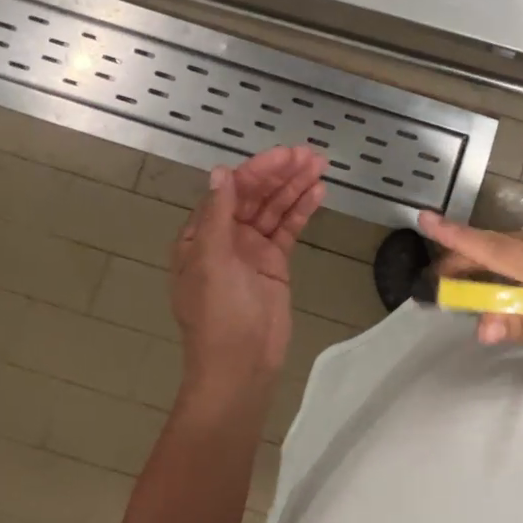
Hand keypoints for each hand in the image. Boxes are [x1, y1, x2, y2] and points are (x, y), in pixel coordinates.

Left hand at [172, 147, 326, 392]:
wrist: (240, 367)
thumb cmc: (218, 315)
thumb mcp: (212, 262)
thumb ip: (218, 215)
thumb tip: (221, 172)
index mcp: (201, 235)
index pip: (231, 191)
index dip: (257, 170)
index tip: (285, 155)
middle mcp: (226, 237)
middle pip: (255, 195)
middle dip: (281, 174)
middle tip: (310, 155)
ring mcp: (252, 250)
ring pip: (275, 209)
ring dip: (295, 187)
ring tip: (320, 166)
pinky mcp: (274, 264)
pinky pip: (288, 229)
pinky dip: (302, 210)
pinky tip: (318, 193)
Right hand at [417, 211, 522, 355]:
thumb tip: (480, 326)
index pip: (493, 247)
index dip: (456, 235)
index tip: (424, 218)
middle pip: (492, 244)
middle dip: (458, 257)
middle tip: (434, 284)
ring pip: (504, 244)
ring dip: (478, 259)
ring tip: (455, 283)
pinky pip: (518, 246)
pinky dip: (497, 258)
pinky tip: (494, 277)